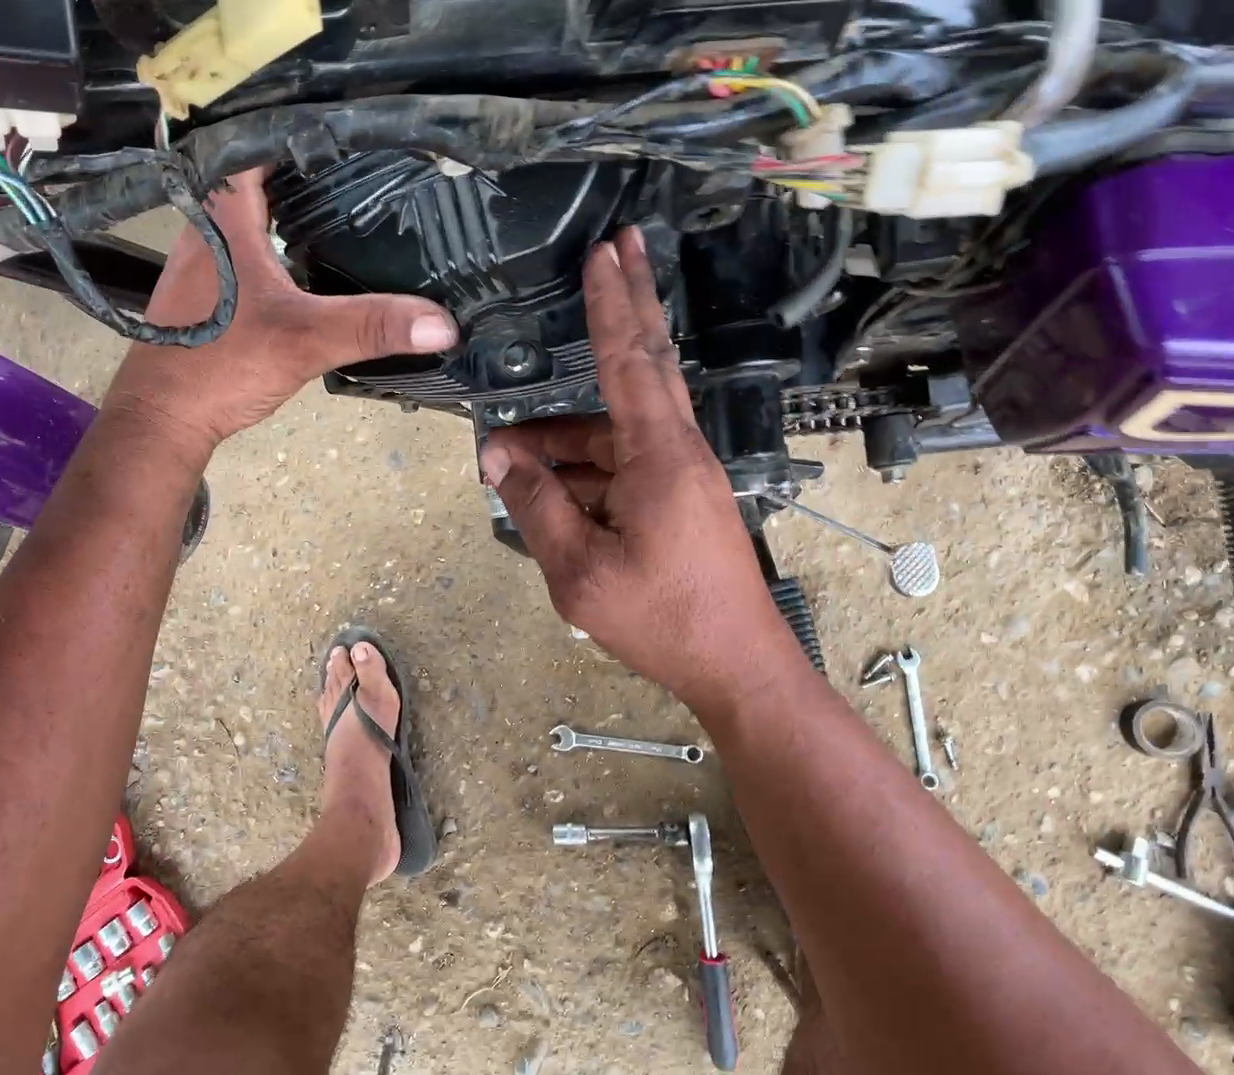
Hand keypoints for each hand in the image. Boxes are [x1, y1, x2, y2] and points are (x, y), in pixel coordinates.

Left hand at [103, 169, 458, 451]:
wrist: (163, 417)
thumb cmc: (220, 367)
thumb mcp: (305, 341)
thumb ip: (371, 326)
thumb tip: (441, 322)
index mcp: (222, 215)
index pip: (256, 143)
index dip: (299, 133)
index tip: (345, 137)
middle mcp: (205, 227)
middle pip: (255, 178)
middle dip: (302, 174)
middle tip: (356, 176)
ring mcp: (201, 262)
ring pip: (247, 217)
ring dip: (286, 212)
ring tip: (341, 213)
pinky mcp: (205, 295)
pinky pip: (243, 253)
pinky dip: (274, 249)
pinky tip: (303, 269)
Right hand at [478, 229, 804, 715]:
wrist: (737, 665)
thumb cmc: (662, 619)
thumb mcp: (579, 569)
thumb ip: (536, 506)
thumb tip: (496, 456)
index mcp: (660, 457)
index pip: (630, 361)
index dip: (612, 305)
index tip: (605, 254)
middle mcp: (679, 453)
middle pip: (644, 367)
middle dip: (625, 308)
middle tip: (613, 251)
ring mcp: (684, 478)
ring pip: (617, 431)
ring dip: (565, 434)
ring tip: (509, 454)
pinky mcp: (681, 502)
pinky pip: (625, 465)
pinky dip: (584, 468)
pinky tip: (545, 490)